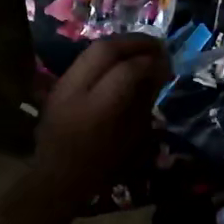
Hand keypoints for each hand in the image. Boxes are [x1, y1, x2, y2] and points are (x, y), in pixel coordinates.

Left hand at [31, 35, 169, 201]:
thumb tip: (158, 72)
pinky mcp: (57, 86)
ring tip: (141, 50)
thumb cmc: (100, 169)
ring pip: (91, 50)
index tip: (167, 64)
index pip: (126, 70)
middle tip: (157, 46)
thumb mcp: (132, 141)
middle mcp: (75, 90)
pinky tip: (121, 62)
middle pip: (105, 49)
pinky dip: (106, 56)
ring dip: (119, 45)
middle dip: (134, 43)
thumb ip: (144, 102)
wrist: (55, 180)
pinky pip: (84, 60)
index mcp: (96, 109)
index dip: (150, 62)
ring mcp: (62, 85)